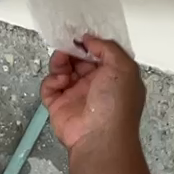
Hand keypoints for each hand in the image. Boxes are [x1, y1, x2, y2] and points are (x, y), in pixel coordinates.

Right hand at [40, 36, 144, 152]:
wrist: (99, 136)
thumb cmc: (116, 104)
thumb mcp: (123, 68)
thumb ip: (107, 48)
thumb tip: (89, 39)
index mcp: (113, 76)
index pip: (99, 54)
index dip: (90, 44)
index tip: (81, 36)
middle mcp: (94, 84)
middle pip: (78, 59)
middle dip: (72, 51)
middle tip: (68, 47)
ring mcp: (75, 94)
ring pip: (62, 69)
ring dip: (60, 62)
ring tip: (62, 63)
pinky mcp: (58, 104)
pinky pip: (49, 86)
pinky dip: (51, 80)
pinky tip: (60, 81)